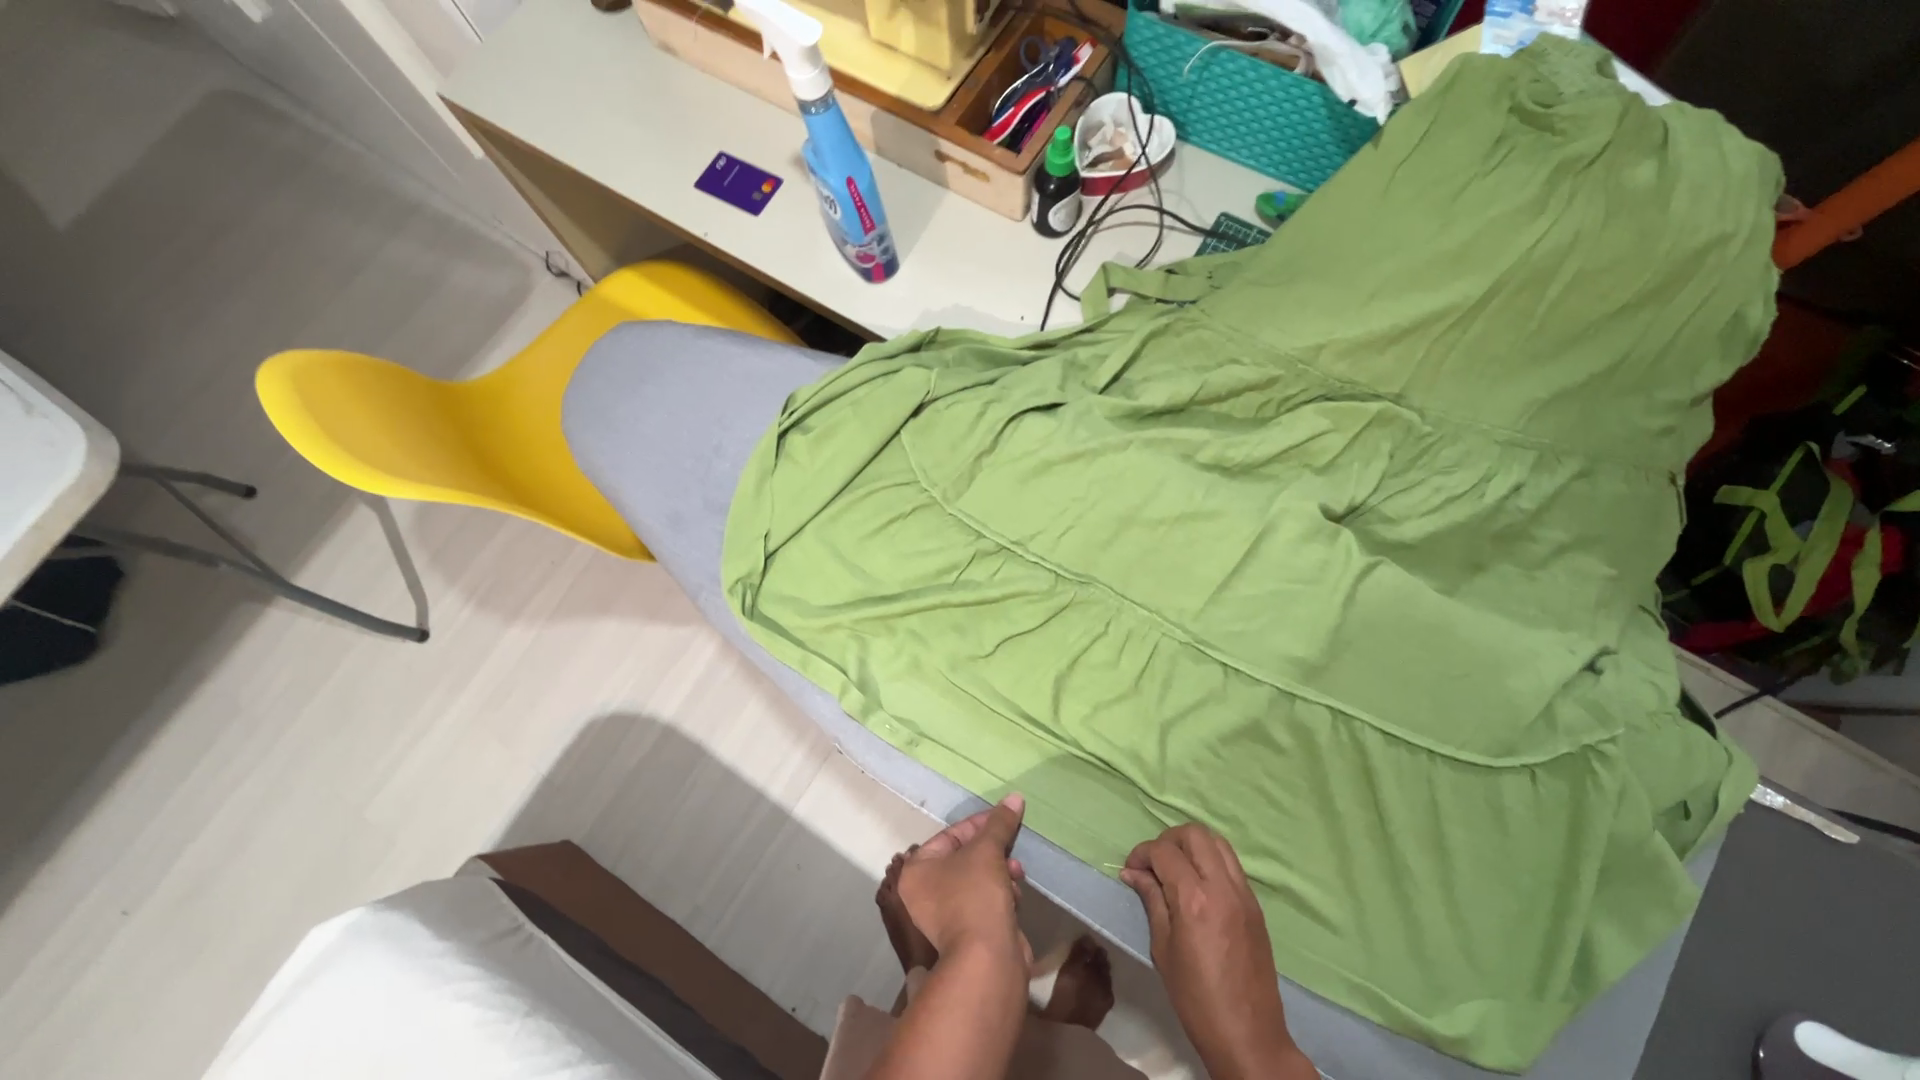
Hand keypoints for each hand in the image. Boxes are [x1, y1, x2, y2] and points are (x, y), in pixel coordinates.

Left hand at [896, 794, 1030, 963]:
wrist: (986, 958)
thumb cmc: (975, 895)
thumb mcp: (987, 851)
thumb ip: (999, 823)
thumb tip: (1015, 797)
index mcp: (916, 870)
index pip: (950, 835)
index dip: (980, 824)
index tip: (1005, 818)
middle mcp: (923, 893)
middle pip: (964, 858)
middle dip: (993, 852)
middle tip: (1012, 849)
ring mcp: (943, 916)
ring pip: (977, 881)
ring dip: (1000, 873)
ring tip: (1017, 875)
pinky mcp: (966, 933)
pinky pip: (983, 903)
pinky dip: (1000, 896)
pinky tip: (1015, 898)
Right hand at [1122, 824, 1313, 1079]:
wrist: (1248, 1034)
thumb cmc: (1195, 998)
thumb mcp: (1163, 949)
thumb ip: (1151, 901)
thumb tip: (1133, 873)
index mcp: (1194, 900)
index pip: (1164, 851)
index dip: (1142, 853)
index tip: (1131, 870)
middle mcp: (1223, 887)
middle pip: (1194, 834)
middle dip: (1168, 840)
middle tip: (1153, 864)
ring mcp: (1244, 894)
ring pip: (1218, 842)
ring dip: (1192, 846)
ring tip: (1176, 871)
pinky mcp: (1256, 905)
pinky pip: (1232, 864)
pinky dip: (1211, 861)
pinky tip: (1198, 886)